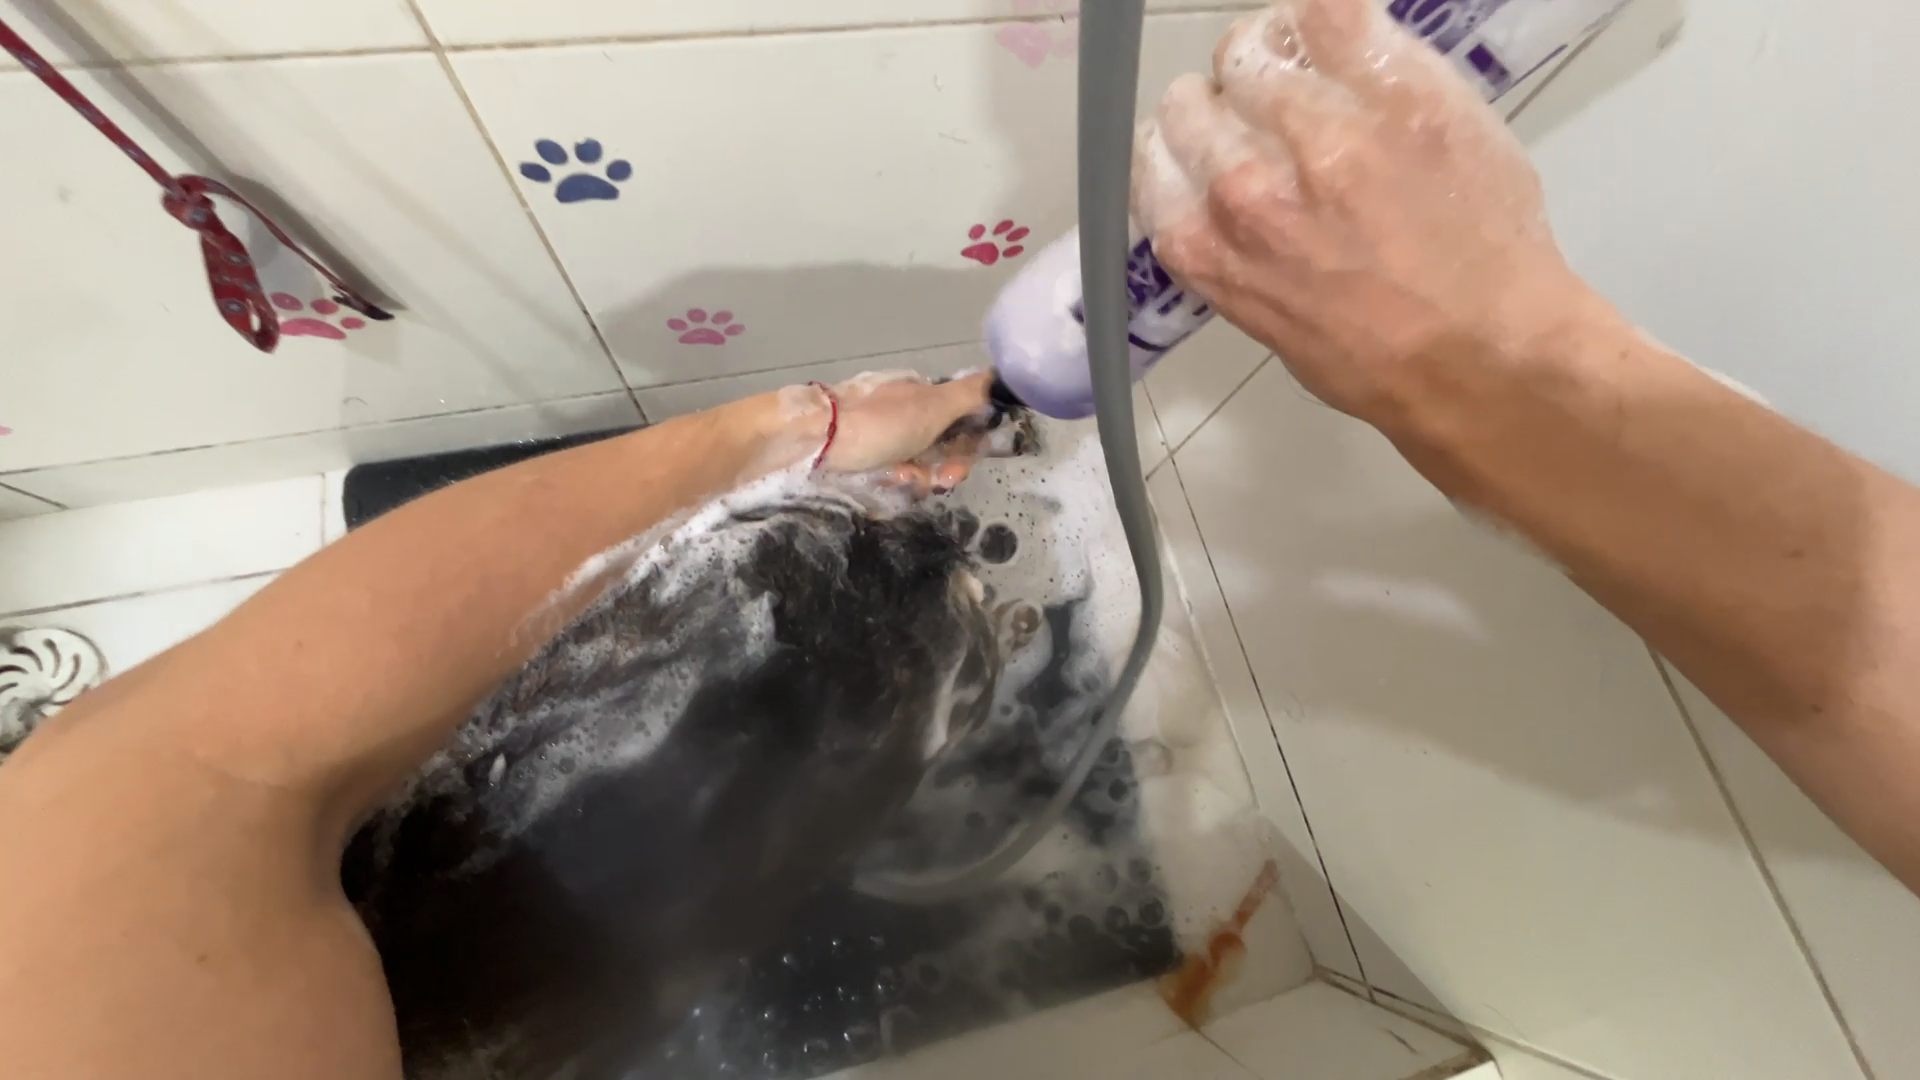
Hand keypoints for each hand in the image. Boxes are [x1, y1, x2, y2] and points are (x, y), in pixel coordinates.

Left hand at [807, 371, 997, 494]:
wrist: (813, 439)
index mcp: (927, 397)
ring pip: (923, 465)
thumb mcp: (930, 406)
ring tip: (903, 478)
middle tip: (938, 479)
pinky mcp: (869, 457)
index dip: (973, 445)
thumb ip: (969, 394)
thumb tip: (1002, 377)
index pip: (966, 422)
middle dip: (947, 466)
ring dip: (921, 476)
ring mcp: (888, 437)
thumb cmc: (877, 423)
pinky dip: (898, 479)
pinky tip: (888, 480)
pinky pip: (898, 473)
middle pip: (946, 447)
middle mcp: (910, 414)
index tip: (965, 462)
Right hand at [1132, 0, 1597, 427]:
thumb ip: (1227, 248)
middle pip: (1189, 98)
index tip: (1204, 147)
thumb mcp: (1260, 316)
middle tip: (1259, 117)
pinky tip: (1338, 39)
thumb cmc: (1365, 358)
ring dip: (1267, 57)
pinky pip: (1331, 9)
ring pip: (1250, 46)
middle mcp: (1240, 188)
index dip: (1177, 148)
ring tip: (1304, 74)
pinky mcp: (1397, 92)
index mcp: (1202, 249)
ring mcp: (1319, 134)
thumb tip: (1219, 193)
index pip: (1151, 156)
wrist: (1476, 352)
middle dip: (1217, 106)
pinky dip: (1323, 16)